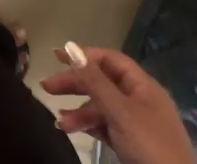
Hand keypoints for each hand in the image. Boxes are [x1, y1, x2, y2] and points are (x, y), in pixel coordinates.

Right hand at [40, 44, 196, 163]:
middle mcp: (139, 100)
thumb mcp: (120, 111)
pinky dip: (89, 126)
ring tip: (60, 122)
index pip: (110, 60)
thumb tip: (73, 50)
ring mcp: (136, 123)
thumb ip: (96, 81)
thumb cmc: (149, 145)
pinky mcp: (131, 143)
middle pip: (102, 83)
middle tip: (47, 87)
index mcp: (142, 86)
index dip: (85, 55)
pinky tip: (71, 129)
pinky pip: (106, 126)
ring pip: (102, 107)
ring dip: (79, 111)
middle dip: (75, 84)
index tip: (57, 57)